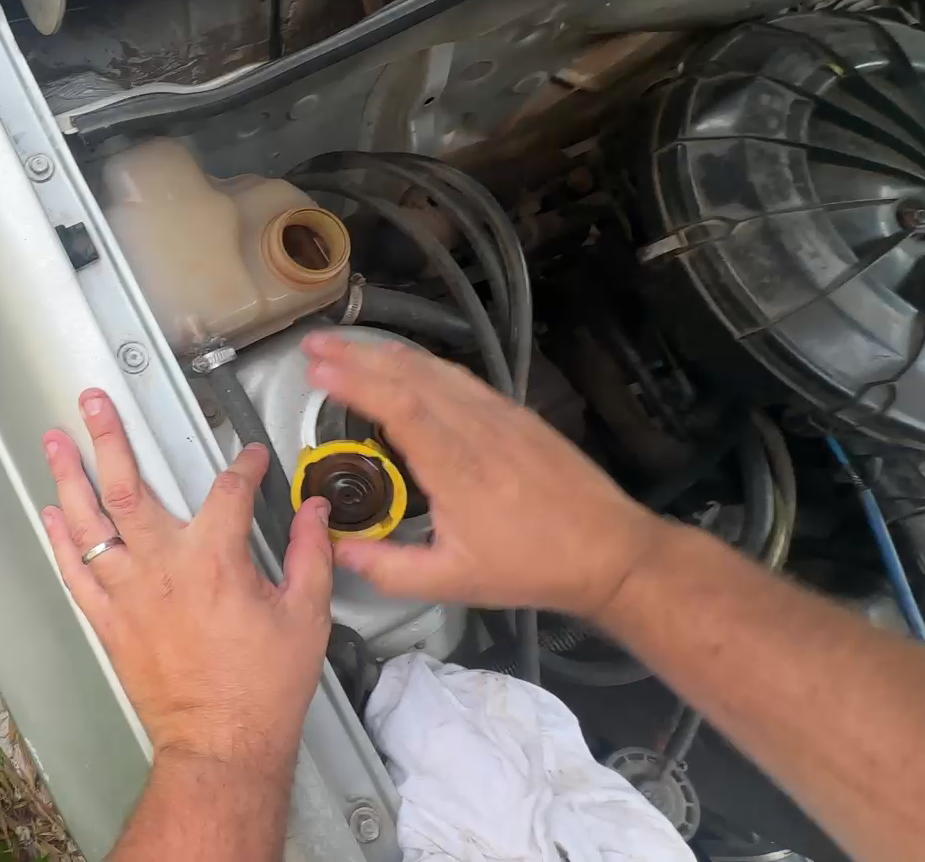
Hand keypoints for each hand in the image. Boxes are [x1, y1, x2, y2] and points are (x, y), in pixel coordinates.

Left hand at [40, 389, 334, 770]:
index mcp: (214, 561)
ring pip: (89, 522)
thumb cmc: (261, 689)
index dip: (244, 466)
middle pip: (128, 487)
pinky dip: (60, 540)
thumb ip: (309, 555)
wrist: (221, 748)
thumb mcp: (306, 617)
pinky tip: (51, 512)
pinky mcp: (108, 620)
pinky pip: (75, 572)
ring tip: (55, 442)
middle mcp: (162, 567)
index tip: (250, 458)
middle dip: (107, 437)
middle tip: (93, 404)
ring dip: (69, 477)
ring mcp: (128, 592)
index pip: (229, 491)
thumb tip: (313, 513)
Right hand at [301, 331, 668, 618]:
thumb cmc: (532, 566)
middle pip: (408, 376)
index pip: (401, 409)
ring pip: (430, 368)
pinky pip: (454, 374)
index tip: (317, 370)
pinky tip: (395, 357)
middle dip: (353, 355)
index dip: (356, 384)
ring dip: (379, 351)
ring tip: (340, 343)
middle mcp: (476, 430)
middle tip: (311, 345)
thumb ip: (388, 568)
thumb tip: (335, 547)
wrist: (613, 553)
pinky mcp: (511, 410)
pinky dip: (415, 359)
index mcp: (459, 469)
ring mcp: (496, 414)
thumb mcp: (455, 582)